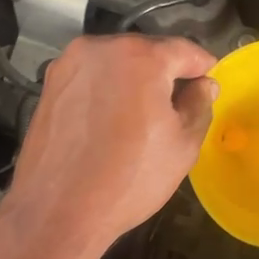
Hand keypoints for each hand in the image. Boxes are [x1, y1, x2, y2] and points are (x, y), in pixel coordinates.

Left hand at [1, 34, 217, 253]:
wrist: (58, 210)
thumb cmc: (130, 178)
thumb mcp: (182, 145)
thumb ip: (199, 105)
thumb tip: (203, 85)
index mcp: (139, 56)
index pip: (184, 50)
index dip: (202, 68)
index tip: (209, 86)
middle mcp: (100, 47)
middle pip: (146, 53)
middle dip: (165, 75)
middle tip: (177, 108)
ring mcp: (69, 64)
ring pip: (116, 64)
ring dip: (134, 83)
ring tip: (141, 120)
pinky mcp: (49, 85)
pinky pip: (91, 79)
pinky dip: (107, 93)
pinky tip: (111, 125)